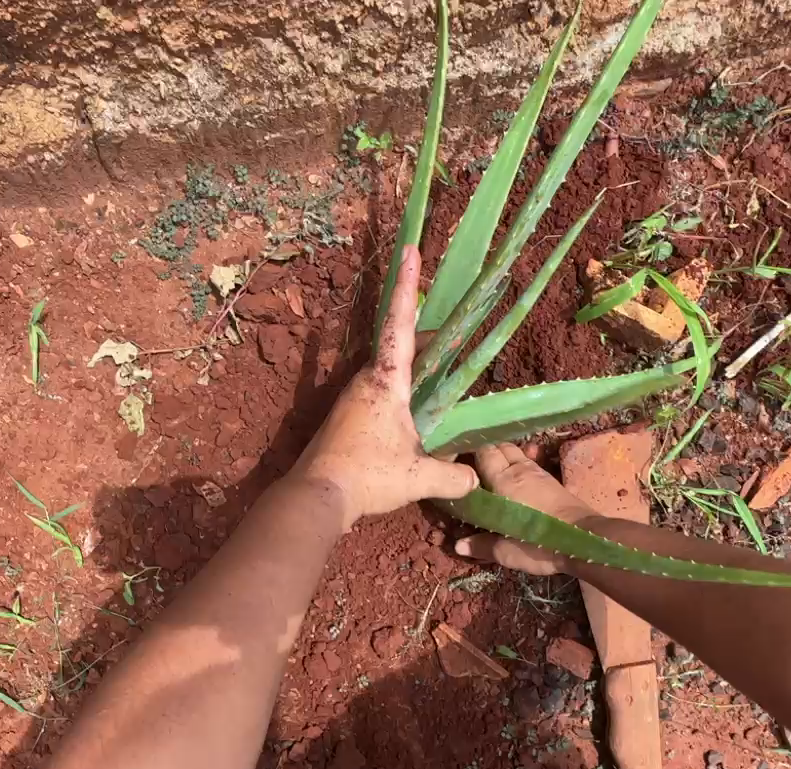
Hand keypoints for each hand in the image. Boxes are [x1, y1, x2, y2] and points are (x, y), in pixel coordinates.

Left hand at [289, 245, 477, 528]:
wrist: (317, 496)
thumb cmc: (367, 477)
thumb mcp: (418, 479)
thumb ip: (452, 476)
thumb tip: (473, 479)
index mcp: (386, 382)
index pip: (400, 325)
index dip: (407, 287)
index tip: (410, 250)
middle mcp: (366, 382)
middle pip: (400, 347)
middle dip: (426, 338)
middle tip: (452, 338)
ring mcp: (352, 399)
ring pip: (390, 373)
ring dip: (414, 371)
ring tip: (440, 378)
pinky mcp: (346, 418)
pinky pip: (380, 395)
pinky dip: (400, 395)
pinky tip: (411, 419)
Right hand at [453, 444, 599, 575]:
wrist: (585, 540)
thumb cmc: (539, 544)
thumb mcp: (506, 552)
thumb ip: (482, 545)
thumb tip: (458, 544)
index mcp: (503, 480)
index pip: (482, 452)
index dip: (467, 454)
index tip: (455, 465)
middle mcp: (520, 469)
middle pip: (498, 447)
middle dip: (484, 454)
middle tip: (470, 470)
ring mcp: (538, 472)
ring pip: (515, 453)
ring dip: (502, 459)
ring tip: (489, 474)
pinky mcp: (551, 480)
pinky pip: (528, 463)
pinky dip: (517, 466)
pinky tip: (512, 480)